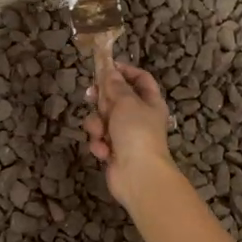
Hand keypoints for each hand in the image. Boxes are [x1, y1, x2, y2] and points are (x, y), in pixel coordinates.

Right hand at [82, 61, 176, 207]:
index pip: (140, 78)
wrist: (138, 174)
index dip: (125, 70)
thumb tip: (110, 71)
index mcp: (150, 102)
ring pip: (103, 119)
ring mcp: (125, 135)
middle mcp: (138, 116)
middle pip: (116, 98)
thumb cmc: (136, 132)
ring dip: (97, 125)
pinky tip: (104, 151)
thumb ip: (115, 85)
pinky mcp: (113, 150)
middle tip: (91, 96)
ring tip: (101, 133)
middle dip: (102, 99)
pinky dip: (99, 144)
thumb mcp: (126, 102)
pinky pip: (100, 139)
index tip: (106, 67)